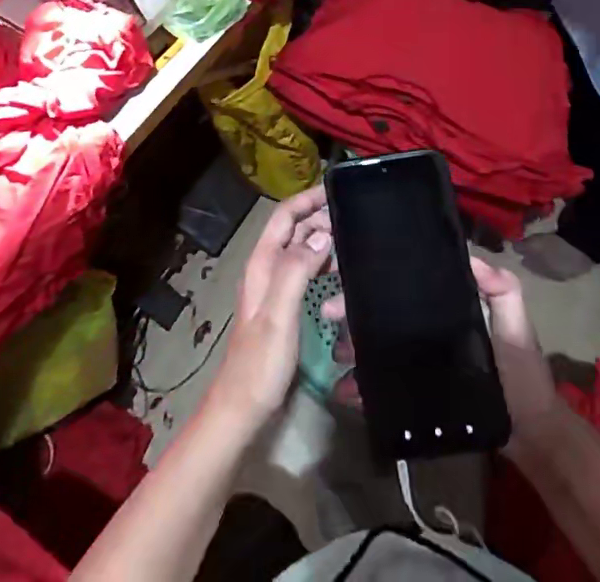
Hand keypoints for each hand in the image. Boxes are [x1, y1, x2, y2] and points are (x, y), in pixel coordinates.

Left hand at [202, 187, 332, 430]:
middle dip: (321, 219)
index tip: (339, 189)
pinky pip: (306, 275)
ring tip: (355, 244)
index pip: (284, 216)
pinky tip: (342, 275)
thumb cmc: (259, 363)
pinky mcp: (285, 308)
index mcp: (261, 264)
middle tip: (357, 219)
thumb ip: (296, 270)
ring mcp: (275, 290)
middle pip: (294, 230)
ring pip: (301, 252)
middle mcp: (266, 270)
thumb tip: (321, 233)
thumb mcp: (278, 314)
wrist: (242, 409)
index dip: (308, 199)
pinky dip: (323, 267)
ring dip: (324, 243)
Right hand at [321, 253, 558, 451]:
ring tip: (338, 356)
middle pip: (378, 316)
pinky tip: (344, 391)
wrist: (529, 435)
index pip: (402, 289)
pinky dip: (357, 388)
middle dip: (349, 313)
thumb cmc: (521, 373)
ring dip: (349, 348)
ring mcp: (414, 364)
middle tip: (328, 314)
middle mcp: (422, 332)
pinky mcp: (410, 395)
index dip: (373, 281)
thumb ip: (503, 290)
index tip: (346, 277)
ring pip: (372, 349)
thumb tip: (469, 258)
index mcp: (441, 310)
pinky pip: (378, 387)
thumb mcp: (515, 325)